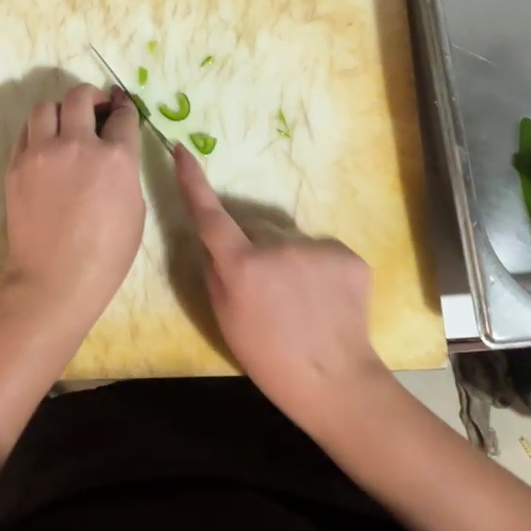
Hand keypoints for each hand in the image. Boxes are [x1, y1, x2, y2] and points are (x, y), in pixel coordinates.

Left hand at [0, 83, 144, 329]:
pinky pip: (26, 131)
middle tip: (95, 109)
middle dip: (92, 97)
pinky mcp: (17, 165)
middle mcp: (78, 144)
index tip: (121, 108)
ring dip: (60, 110)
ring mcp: (42, 152)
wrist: (55, 279)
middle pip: (80, 96)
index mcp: (116, 156)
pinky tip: (46, 144)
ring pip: (46, 106)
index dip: (124, 109)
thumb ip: (125, 171)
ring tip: (66, 125)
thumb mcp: (135, 209)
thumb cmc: (107, 254)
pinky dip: (38, 130)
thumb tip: (115, 152)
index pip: (122, 114)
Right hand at [173, 144, 384, 425]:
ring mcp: (316, 248)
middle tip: (265, 288)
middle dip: (255, 246)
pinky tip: (325, 299)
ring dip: (289, 258)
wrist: (331, 380)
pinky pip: (322, 251)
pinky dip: (320, 268)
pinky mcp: (348, 255)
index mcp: (241, 264)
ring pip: (291, 240)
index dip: (192, 182)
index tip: (181, 150)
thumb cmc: (266, 356)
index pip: (210, 214)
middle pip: (257, 228)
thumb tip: (216, 240)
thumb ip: (216, 270)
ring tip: (300, 300)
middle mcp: (277, 246)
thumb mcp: (224, 317)